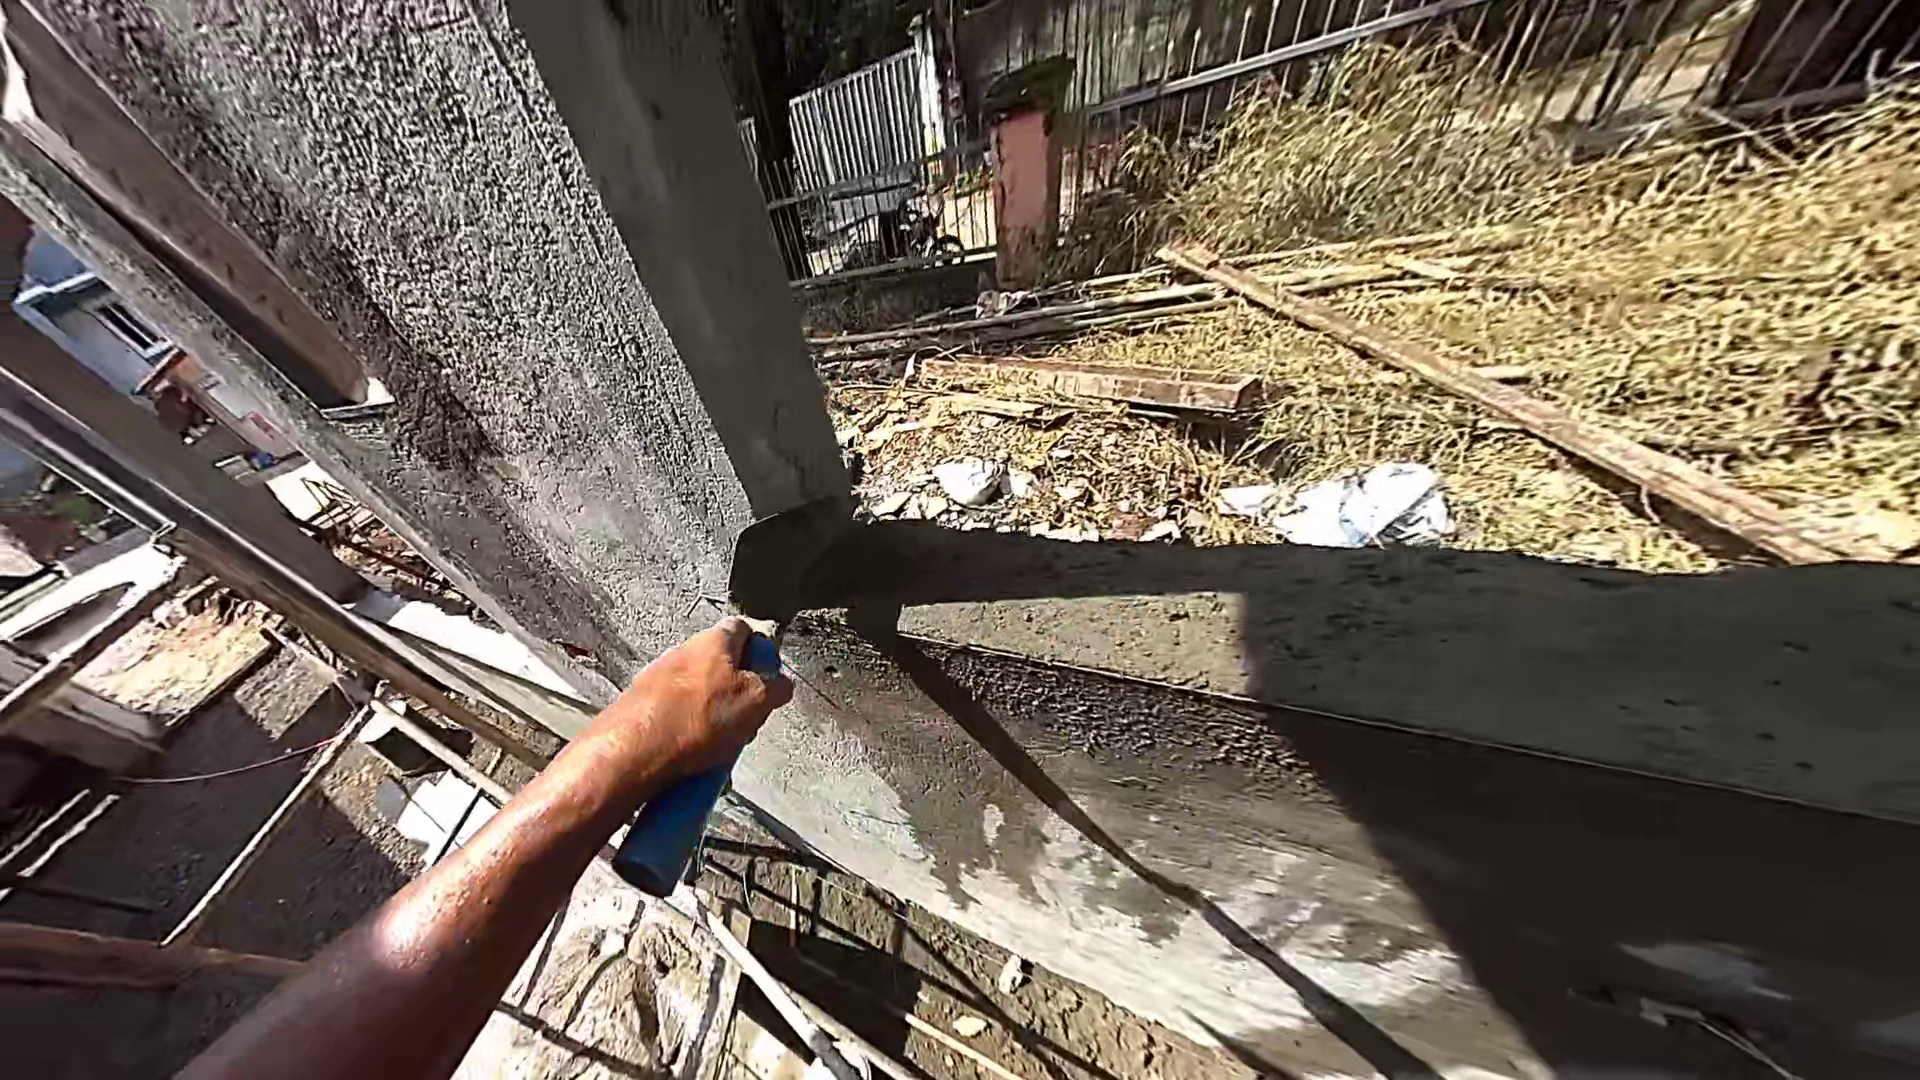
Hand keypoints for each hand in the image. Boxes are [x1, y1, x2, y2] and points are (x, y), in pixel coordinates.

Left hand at [581, 617, 791, 794]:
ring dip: (716, 719)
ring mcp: (660, 680)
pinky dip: (691, 736)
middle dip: (740, 695)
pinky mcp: (643, 708)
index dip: (762, 651)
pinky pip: (679, 718)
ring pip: (703, 696)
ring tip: (719, 746)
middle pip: (725, 668)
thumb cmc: (691, 721)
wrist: (629, 755)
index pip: (746, 629)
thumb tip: (781, 686)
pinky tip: (694, 757)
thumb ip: (777, 687)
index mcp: (714, 640)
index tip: (770, 676)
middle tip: (747, 720)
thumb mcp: (757, 701)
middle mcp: (684, 653)